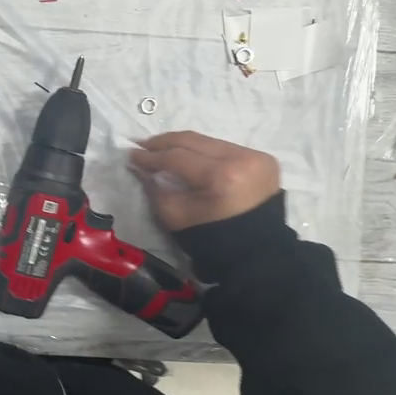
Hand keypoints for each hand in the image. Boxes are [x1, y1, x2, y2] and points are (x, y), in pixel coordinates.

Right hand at [129, 132, 280, 231]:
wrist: (256, 254)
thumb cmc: (211, 240)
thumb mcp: (175, 216)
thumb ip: (154, 187)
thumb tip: (140, 166)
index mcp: (221, 176)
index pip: (177, 157)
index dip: (151, 156)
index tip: (131, 154)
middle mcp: (241, 158)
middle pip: (193, 140)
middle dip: (163, 142)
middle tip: (141, 144)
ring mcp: (256, 156)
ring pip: (209, 141)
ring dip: (183, 144)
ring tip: (160, 147)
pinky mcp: (264, 159)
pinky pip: (225, 148)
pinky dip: (204, 152)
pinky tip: (189, 155)